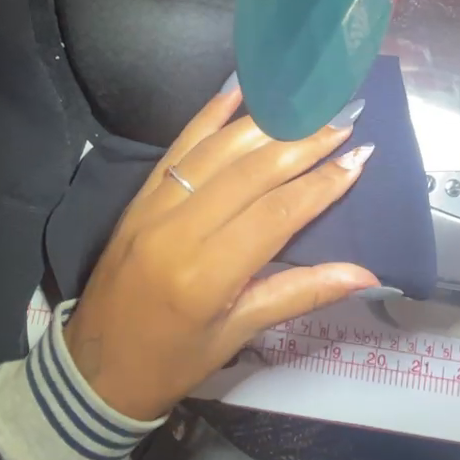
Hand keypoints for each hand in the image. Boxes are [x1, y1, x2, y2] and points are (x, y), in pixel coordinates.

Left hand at [64, 78, 378, 419]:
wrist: (92, 368)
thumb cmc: (171, 362)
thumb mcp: (236, 336)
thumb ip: (300, 294)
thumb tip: (367, 275)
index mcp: (206, 274)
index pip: (277, 212)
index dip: (323, 183)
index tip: (360, 156)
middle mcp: (179, 229)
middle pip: (253, 171)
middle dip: (304, 143)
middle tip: (345, 120)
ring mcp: (154, 206)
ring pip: (219, 150)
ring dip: (267, 124)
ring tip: (309, 107)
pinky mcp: (139, 195)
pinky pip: (179, 146)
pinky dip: (209, 115)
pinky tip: (239, 90)